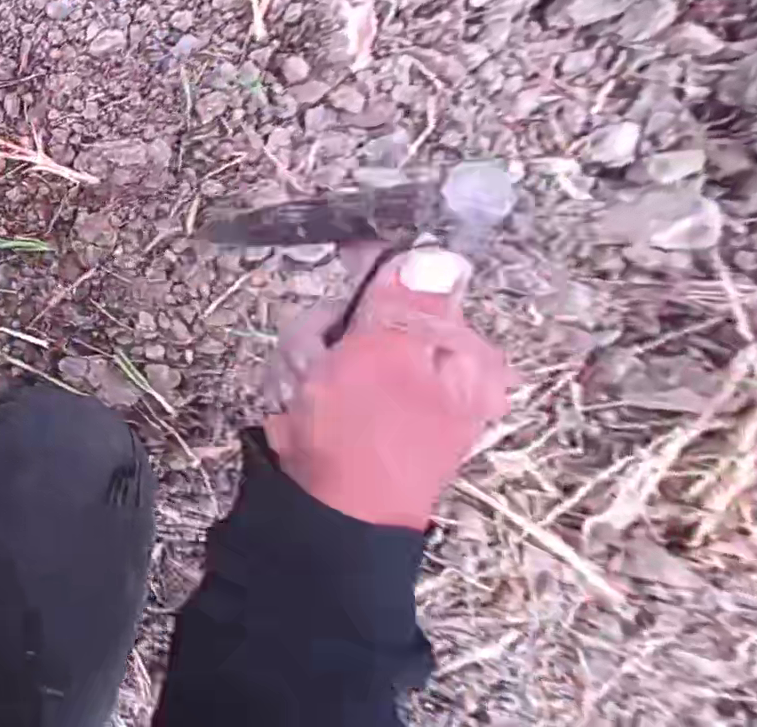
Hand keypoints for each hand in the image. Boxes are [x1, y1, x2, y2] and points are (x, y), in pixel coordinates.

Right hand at [264, 247, 512, 529]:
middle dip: (326, 328)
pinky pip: (308, 355)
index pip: (417, 280)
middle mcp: (427, 361)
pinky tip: (299, 396)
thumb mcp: (384, 358)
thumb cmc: (363, 432)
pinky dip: (296, 373)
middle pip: (360, 303)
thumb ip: (406, 304)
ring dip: (304, 353)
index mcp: (461, 352)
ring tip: (307, 387)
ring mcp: (382, 376)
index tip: (344, 277)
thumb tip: (439, 254)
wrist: (324, 501)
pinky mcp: (343, 389)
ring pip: (324, 328)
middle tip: (325, 360)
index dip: (372, 274)